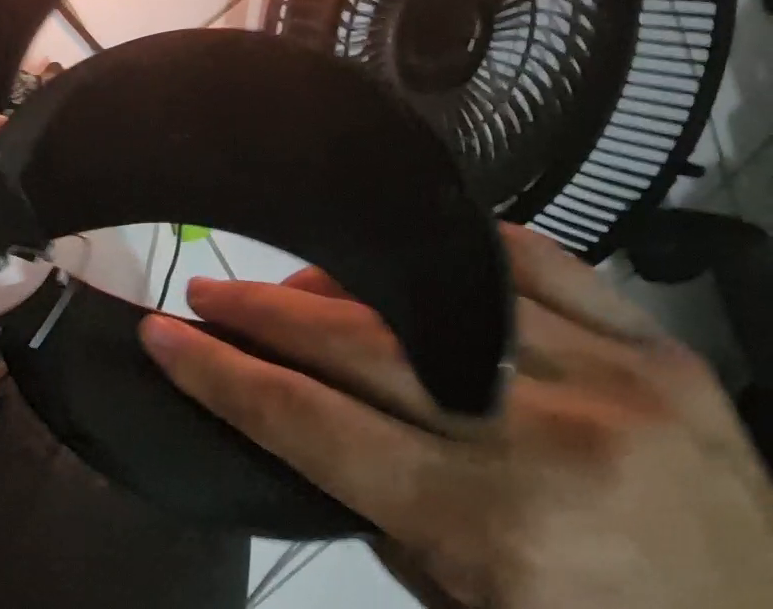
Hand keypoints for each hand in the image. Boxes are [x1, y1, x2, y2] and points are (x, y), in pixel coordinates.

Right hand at [141, 224, 772, 608]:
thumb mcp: (455, 599)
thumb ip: (367, 499)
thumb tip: (285, 407)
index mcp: (496, 523)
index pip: (308, 420)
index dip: (218, 373)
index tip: (161, 335)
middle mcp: (550, 437)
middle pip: (356, 346)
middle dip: (259, 314)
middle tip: (208, 297)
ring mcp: (615, 381)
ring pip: (428, 293)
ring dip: (339, 282)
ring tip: (293, 285)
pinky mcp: (664, 353)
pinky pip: (534, 262)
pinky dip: (450, 251)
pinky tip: (402, 256)